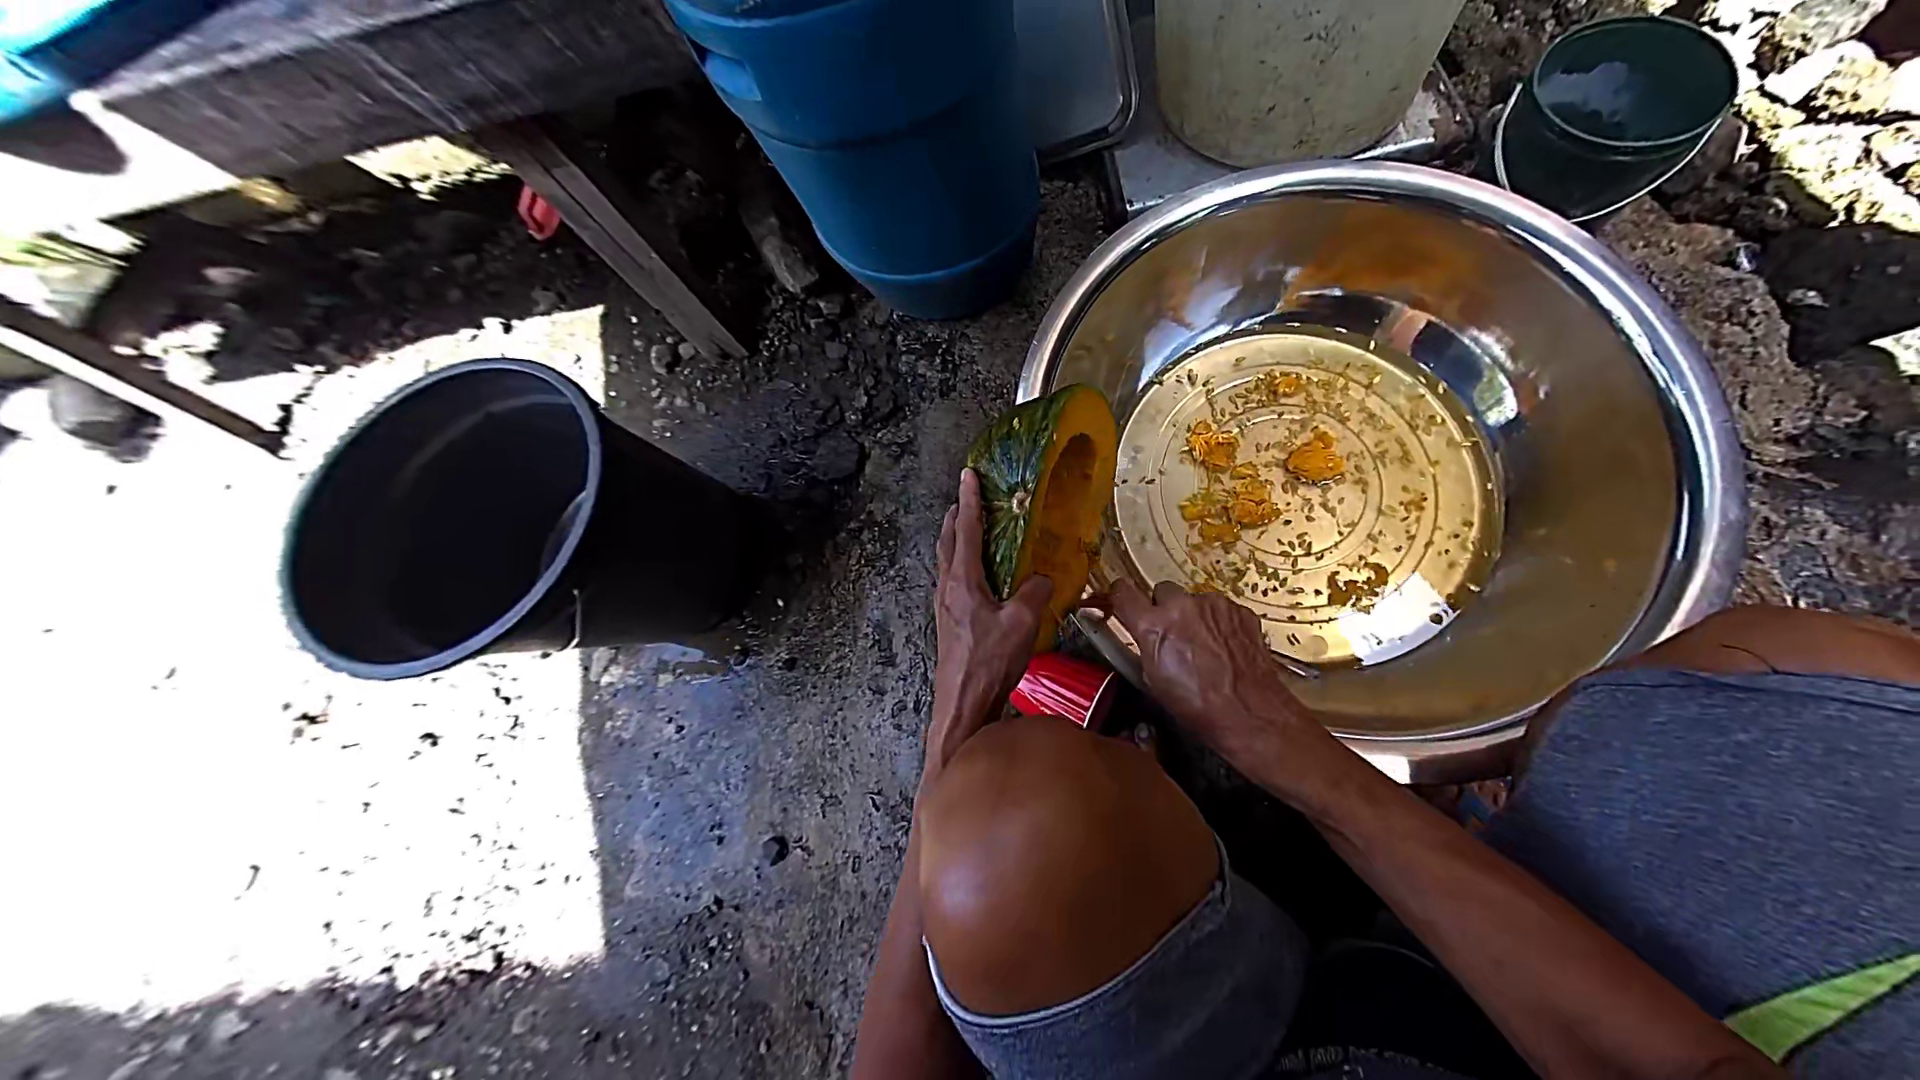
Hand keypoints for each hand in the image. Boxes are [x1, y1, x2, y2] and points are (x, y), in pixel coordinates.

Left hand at [926, 470, 1053, 784]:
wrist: (962, 701)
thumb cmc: (988, 661)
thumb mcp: (1021, 623)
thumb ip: (1034, 592)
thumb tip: (1043, 577)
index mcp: (962, 580)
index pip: (965, 529)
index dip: (969, 500)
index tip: (968, 475)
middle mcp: (948, 587)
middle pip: (947, 541)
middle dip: (955, 515)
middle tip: (966, 497)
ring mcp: (944, 605)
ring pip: (946, 559)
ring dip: (955, 538)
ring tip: (966, 526)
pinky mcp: (949, 620)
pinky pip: (951, 578)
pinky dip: (959, 561)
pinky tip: (973, 572)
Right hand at [1108, 580, 1337, 793]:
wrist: (1250, 714)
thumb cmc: (1201, 706)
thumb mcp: (1152, 680)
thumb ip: (1140, 646)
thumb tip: (1134, 634)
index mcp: (1153, 626)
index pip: (1123, 592)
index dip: (1120, 597)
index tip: (1122, 600)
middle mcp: (1182, 607)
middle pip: (1161, 592)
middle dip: (1162, 610)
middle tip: (1169, 635)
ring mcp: (1214, 606)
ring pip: (1192, 600)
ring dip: (1192, 616)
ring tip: (1200, 647)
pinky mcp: (1238, 610)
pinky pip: (1218, 609)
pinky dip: (1217, 622)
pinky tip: (1221, 648)